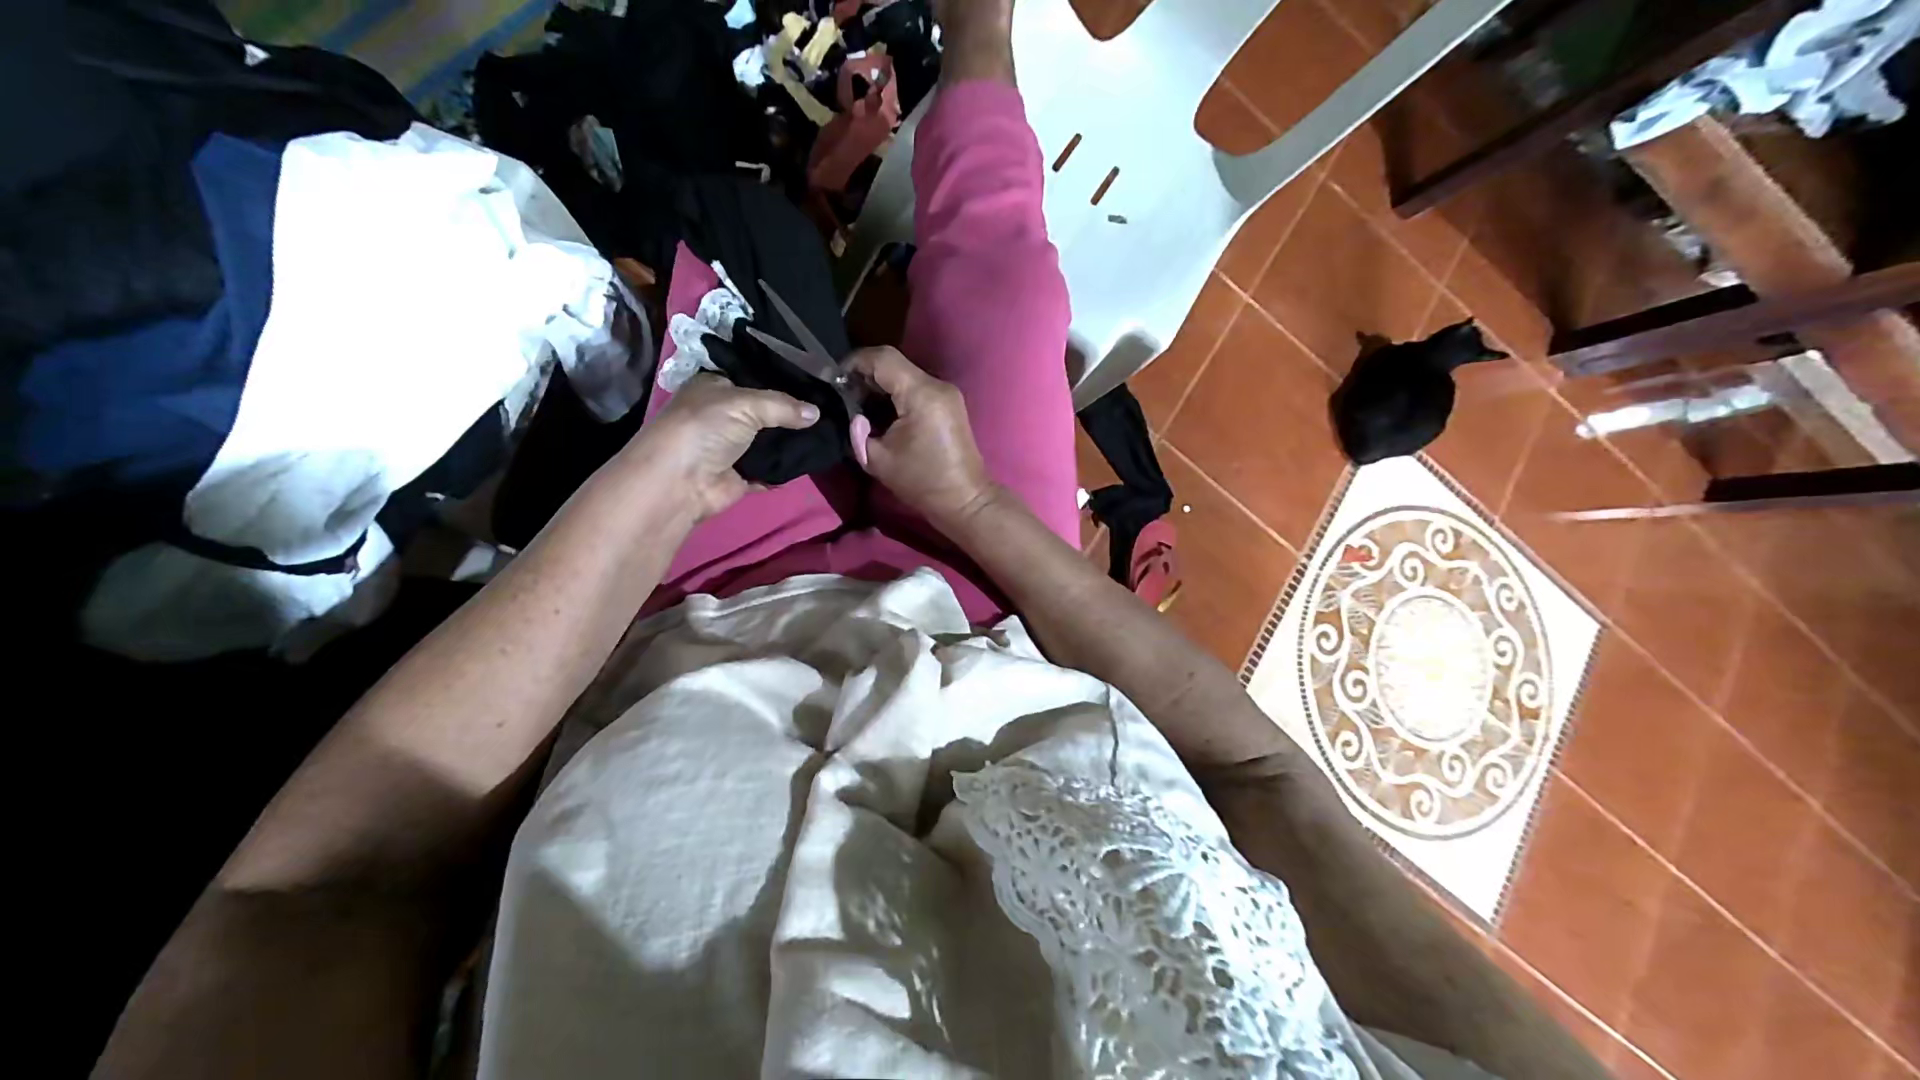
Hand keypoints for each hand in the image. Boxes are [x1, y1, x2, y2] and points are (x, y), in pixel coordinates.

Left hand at [634, 374, 818, 521]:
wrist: (681, 481)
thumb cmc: (705, 428)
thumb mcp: (745, 404)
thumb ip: (783, 406)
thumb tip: (817, 412)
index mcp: (714, 387)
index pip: (752, 378)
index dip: (780, 379)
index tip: (813, 383)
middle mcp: (722, 414)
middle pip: (764, 411)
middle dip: (791, 412)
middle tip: (827, 408)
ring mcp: (732, 446)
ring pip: (770, 440)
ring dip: (792, 440)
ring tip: (828, 431)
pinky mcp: (742, 475)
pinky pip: (771, 468)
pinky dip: (787, 467)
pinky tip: (813, 458)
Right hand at [846, 347, 992, 524]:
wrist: (964, 499)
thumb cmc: (922, 482)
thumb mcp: (877, 459)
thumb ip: (858, 431)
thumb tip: (850, 413)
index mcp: (921, 395)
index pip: (882, 358)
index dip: (854, 362)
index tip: (835, 379)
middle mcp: (936, 385)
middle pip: (894, 363)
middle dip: (864, 375)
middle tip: (844, 395)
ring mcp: (945, 392)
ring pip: (904, 374)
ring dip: (879, 385)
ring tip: (859, 405)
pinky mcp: (947, 402)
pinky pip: (915, 387)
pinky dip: (894, 394)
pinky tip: (880, 412)